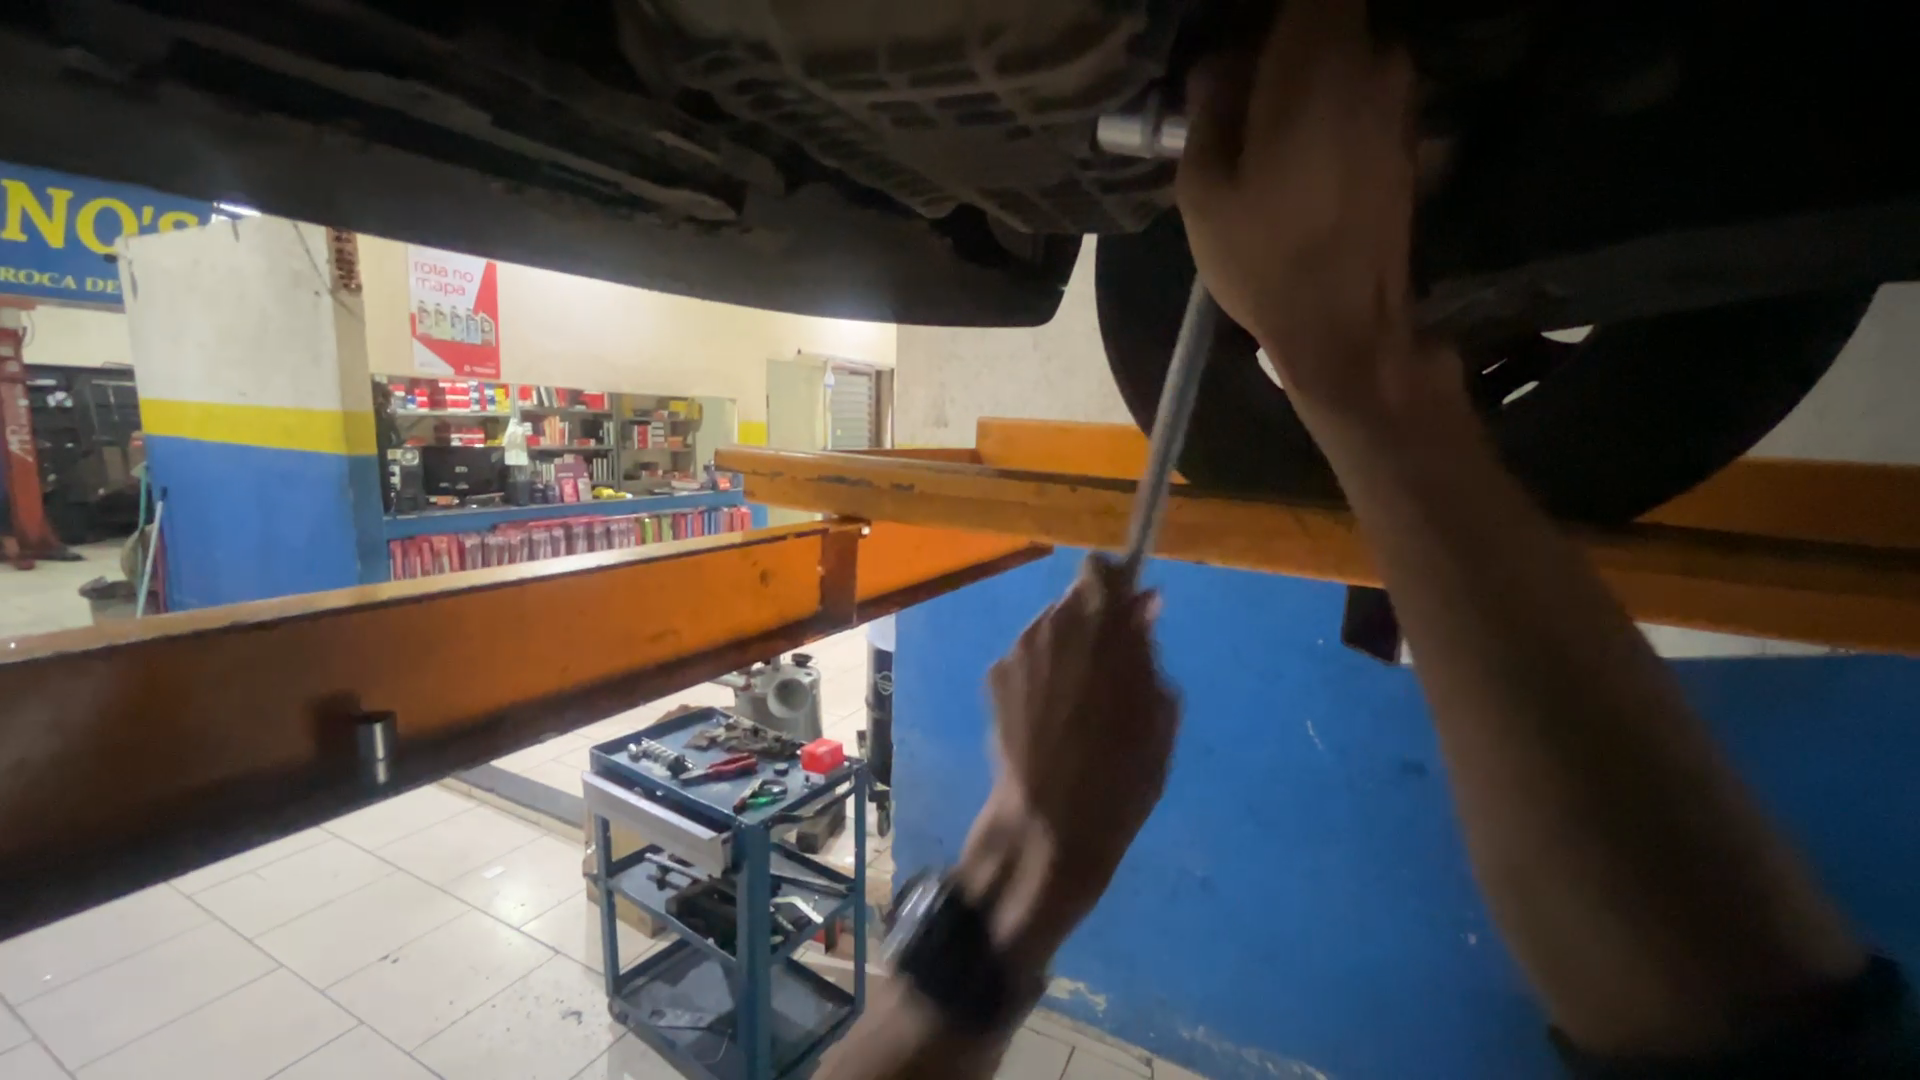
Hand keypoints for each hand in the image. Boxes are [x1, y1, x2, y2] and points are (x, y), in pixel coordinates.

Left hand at [957, 556, 1176, 970]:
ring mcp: (1016, 651)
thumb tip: (1143, 605)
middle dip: (1095, 621)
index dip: (1117, 583)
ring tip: (1081, 700)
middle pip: (1075, 600)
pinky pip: (1028, 657)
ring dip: (1068, 646)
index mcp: (1099, 628)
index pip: (1102, 570)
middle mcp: (1051, 627)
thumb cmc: (1121, 775)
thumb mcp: (1158, 713)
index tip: (1131, 610)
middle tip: (1113, 666)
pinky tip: (1051, 715)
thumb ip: (1147, 649)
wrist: (1048, 825)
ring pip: (1049, 627)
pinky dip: (1043, 671)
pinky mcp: (993, 678)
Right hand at [1176, 0, 1444, 421]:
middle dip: (1282, 44)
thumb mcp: (1203, 190)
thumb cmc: (1262, 258)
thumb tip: (1217, 64)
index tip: (1239, 46)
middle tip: (1236, 96)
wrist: (1344, 324)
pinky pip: (1364, 96)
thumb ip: (1207, 110)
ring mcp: (1401, 102)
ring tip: (1264, 134)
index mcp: (1316, 64)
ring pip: (1349, 57)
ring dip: (1308, 79)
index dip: (1269, 12)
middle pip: (1329, 16)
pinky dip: (1333, 108)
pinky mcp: (1410, 139)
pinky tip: (1300, 160)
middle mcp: (1374, 62)